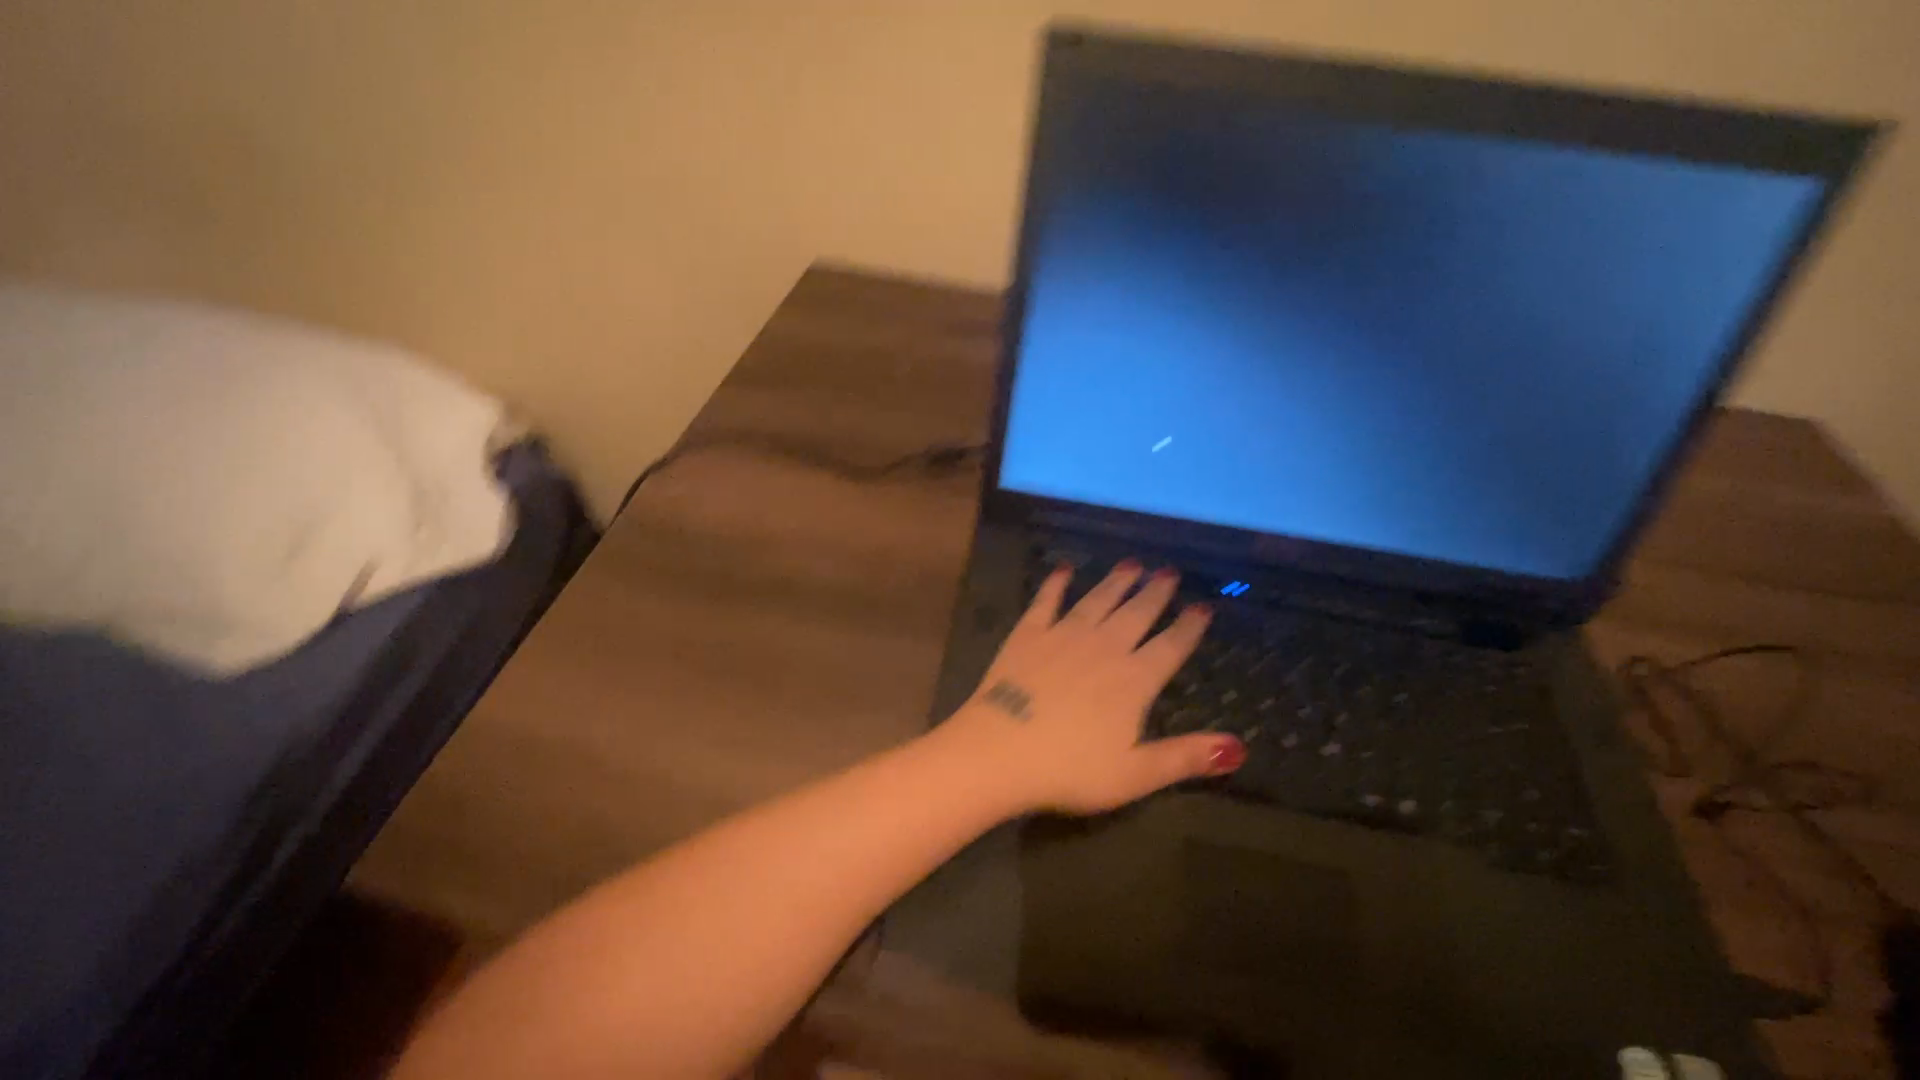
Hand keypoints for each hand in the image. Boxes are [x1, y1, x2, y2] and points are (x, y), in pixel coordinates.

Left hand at [943, 561, 1244, 814]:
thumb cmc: (1069, 770)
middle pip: (1136, 615)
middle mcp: (1103, 648)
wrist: (998, 752)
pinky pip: (1045, 602)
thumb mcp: (1135, 774)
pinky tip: (1062, 570)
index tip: (1203, 607)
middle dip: (1155, 593)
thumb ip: (1185, 757)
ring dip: (1115, 582)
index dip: (1188, 628)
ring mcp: (1062, 637)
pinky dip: (1055, 584)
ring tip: (1132, 563)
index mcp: (1134, 681)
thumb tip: (1239, 747)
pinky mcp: (1026, 636)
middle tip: (1168, 571)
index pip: (1170, 648)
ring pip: (1096, 601)